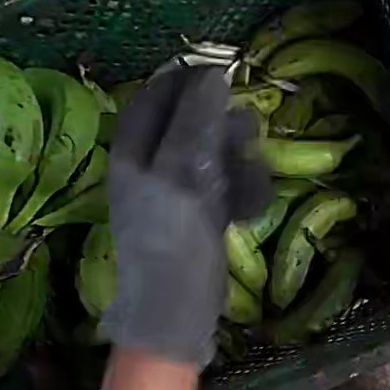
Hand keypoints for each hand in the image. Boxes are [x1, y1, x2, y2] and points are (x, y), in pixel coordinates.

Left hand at [101, 67, 268, 365]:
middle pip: (189, 128)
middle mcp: (152, 170)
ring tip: (255, 172)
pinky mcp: (199, 221)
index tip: (225, 74)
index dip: (186, 82)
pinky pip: (223, 192)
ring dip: (238, 162)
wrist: (175, 315)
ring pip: (212, 160)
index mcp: (134, 154)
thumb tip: (213, 74)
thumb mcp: (183, 177)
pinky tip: (252, 205)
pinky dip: (240, 194)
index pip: (155, 99)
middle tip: (250, 128)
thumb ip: (195, 124)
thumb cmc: (174, 244)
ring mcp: (176, 197)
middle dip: (221, 126)